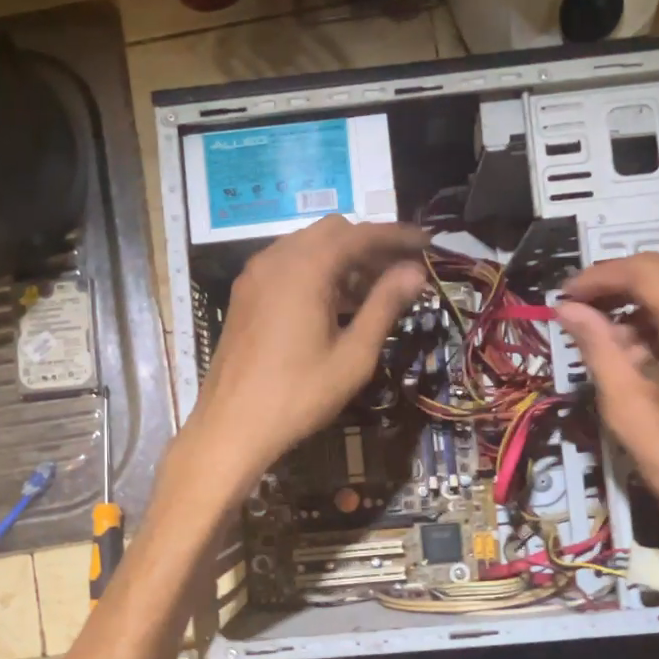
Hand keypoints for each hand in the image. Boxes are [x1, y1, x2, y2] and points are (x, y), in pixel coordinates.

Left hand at [182, 216, 426, 488]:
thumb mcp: (353, 355)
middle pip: (333, 232)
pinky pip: (288, 265)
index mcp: (305, 268)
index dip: (397, 235)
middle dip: (370, 245)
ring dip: (343, 258)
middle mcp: (277, 259)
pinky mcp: (246, 294)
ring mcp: (256, 275)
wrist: (231, 426)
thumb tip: (414, 273)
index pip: (361, 234)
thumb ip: (384, 306)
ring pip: (309, 246)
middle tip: (400, 273)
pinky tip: (336, 304)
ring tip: (374, 292)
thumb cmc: (298, 395)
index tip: (427, 243)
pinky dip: (317, 271)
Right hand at [555, 254, 658, 625]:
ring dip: (652, 299)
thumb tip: (569, 312)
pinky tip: (653, 349)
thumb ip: (600, 352)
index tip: (566, 296)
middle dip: (624, 282)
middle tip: (584, 310)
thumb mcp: (632, 415)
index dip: (601, 277)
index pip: (649, 273)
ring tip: (615, 340)